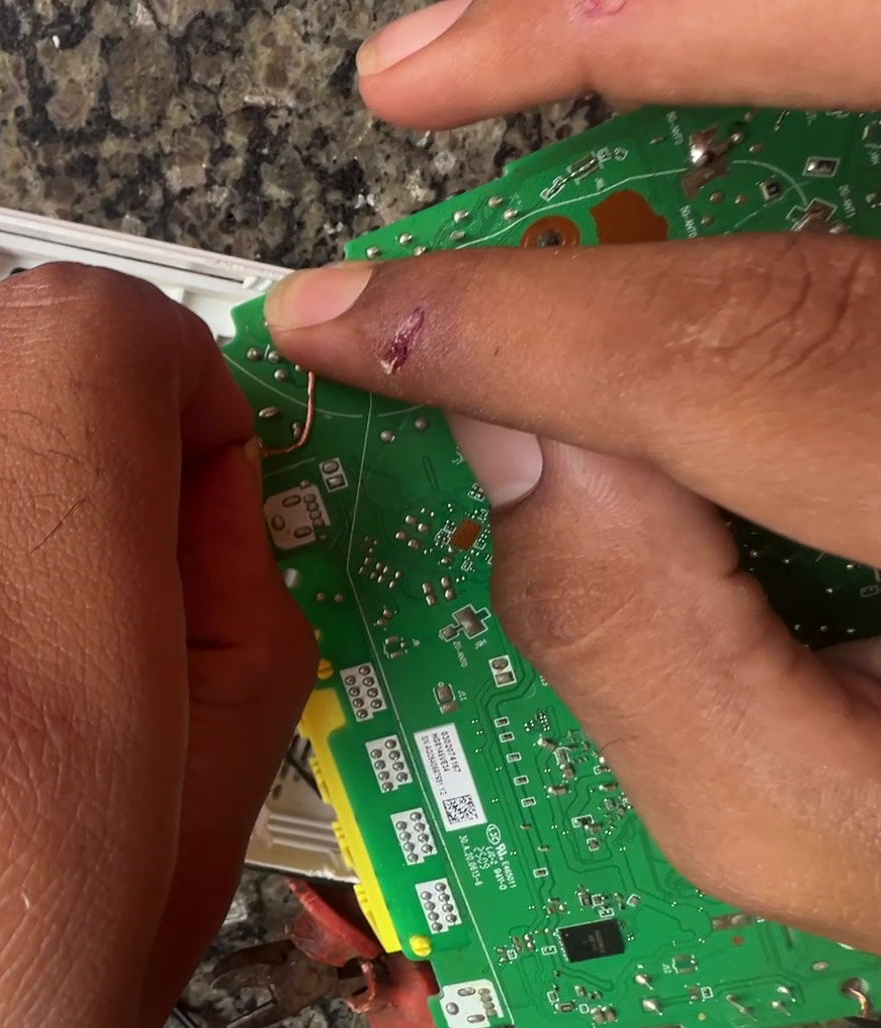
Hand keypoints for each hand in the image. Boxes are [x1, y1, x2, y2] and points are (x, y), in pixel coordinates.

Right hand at [266, 0, 880, 950]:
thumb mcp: (802, 815)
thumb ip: (624, 647)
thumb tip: (504, 446)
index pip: (744, 354)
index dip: (504, 323)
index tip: (334, 315)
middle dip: (626, 38)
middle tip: (414, 72)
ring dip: (684, 17)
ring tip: (481, 43)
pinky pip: (873, 143)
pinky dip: (764, 71)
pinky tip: (649, 66)